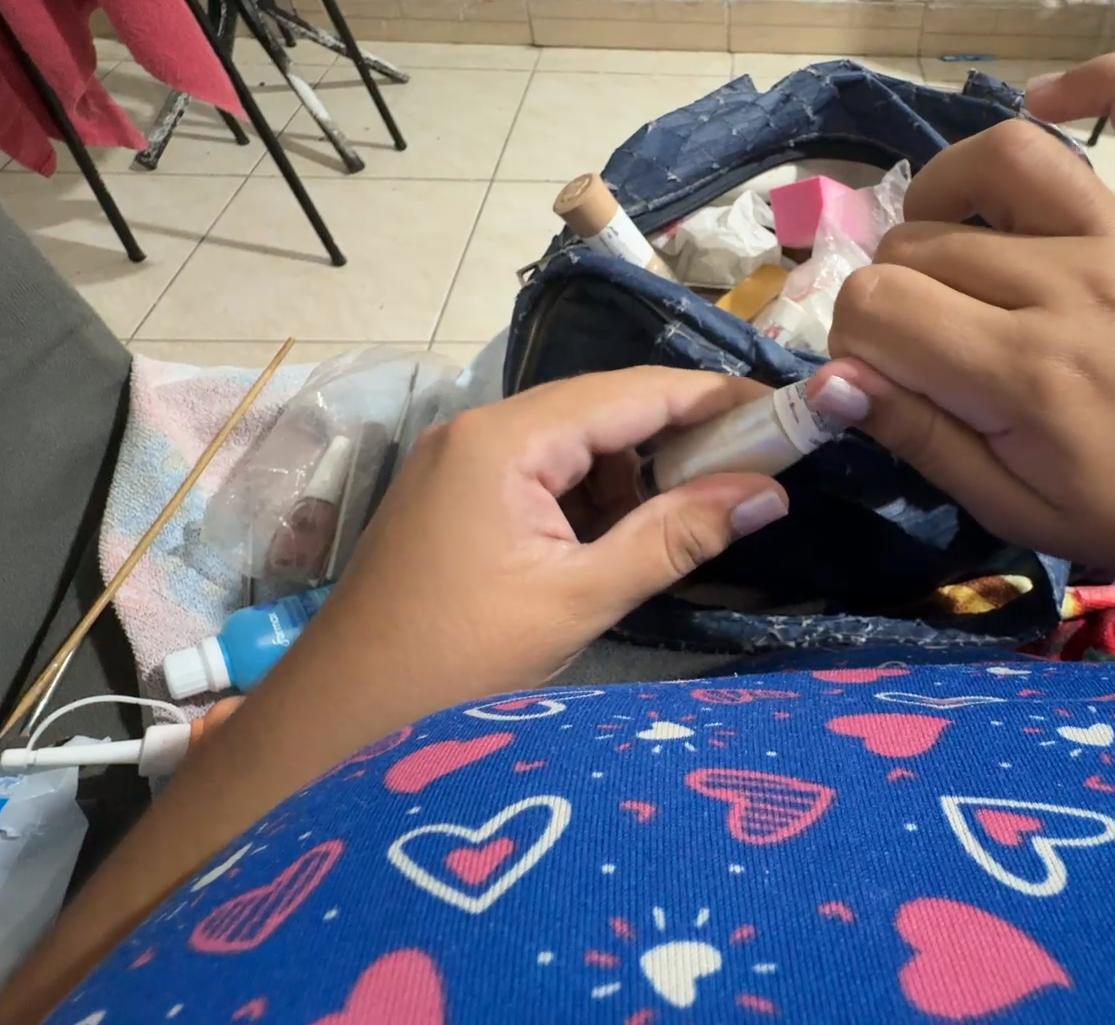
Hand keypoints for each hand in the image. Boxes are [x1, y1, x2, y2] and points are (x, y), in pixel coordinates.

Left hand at [300, 366, 846, 715]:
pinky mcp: (465, 493)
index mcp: (507, 440)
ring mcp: (467, 459)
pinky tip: (624, 532)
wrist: (338, 722)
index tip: (777, 407)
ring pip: (579, 441)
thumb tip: (768, 494)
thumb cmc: (457, 661)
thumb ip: (677, 537)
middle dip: (680, 432)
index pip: (632, 393)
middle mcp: (483, 429)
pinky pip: (550, 471)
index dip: (711, 396)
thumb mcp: (580, 596)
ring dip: (639, 469)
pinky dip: (598, 494)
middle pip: (605, 408)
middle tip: (752, 460)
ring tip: (693, 506)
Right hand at [822, 53, 1114, 583]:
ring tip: (948, 242)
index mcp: (1023, 374)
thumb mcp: (1008, 508)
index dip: (852, 339)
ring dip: (947, 194)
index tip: (879, 375)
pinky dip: (1109, 85)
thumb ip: (917, 437)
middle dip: (890, 293)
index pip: (878, 306)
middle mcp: (1072, 286)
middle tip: (919, 342)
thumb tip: (830, 381)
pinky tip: (1052, 101)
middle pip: (920, 242)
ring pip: (1004, 159)